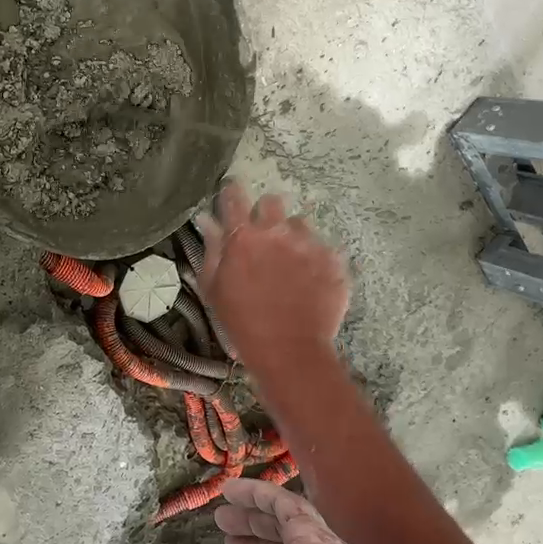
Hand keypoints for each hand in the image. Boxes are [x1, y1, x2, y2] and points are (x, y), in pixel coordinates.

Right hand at [193, 182, 349, 371]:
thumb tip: (208, 220)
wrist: (289, 350)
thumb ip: (212, 249)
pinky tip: (309, 280)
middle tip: (264, 236)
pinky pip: (323, 247)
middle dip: (266, 213)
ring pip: (300, 224)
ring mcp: (309, 244)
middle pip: (272, 201)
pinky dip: (315, 258)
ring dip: (292, 236)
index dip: (232, 193)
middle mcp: (277, 232)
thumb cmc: (242, 323)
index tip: (232, 196)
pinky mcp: (334, 260)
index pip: (234, 196)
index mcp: (243, 237)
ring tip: (290, 263)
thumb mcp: (213, 288)